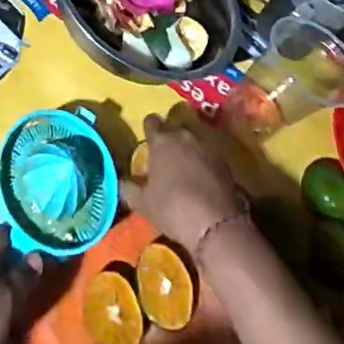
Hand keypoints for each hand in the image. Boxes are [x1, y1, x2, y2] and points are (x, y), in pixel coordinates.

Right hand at [120, 112, 246, 247]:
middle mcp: (184, 135)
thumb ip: (129, 189)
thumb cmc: (172, 208)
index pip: (151, 121)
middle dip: (171, 134)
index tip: (148, 139)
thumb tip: (118, 182)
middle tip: (167, 151)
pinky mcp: (224, 158)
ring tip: (187, 161)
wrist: (215, 222)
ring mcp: (206, 144)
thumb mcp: (143, 203)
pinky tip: (204, 173)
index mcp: (161, 140)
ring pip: (195, 135)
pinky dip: (206, 157)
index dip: (149, 128)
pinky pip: (210, 150)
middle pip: (175, 125)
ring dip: (190, 144)